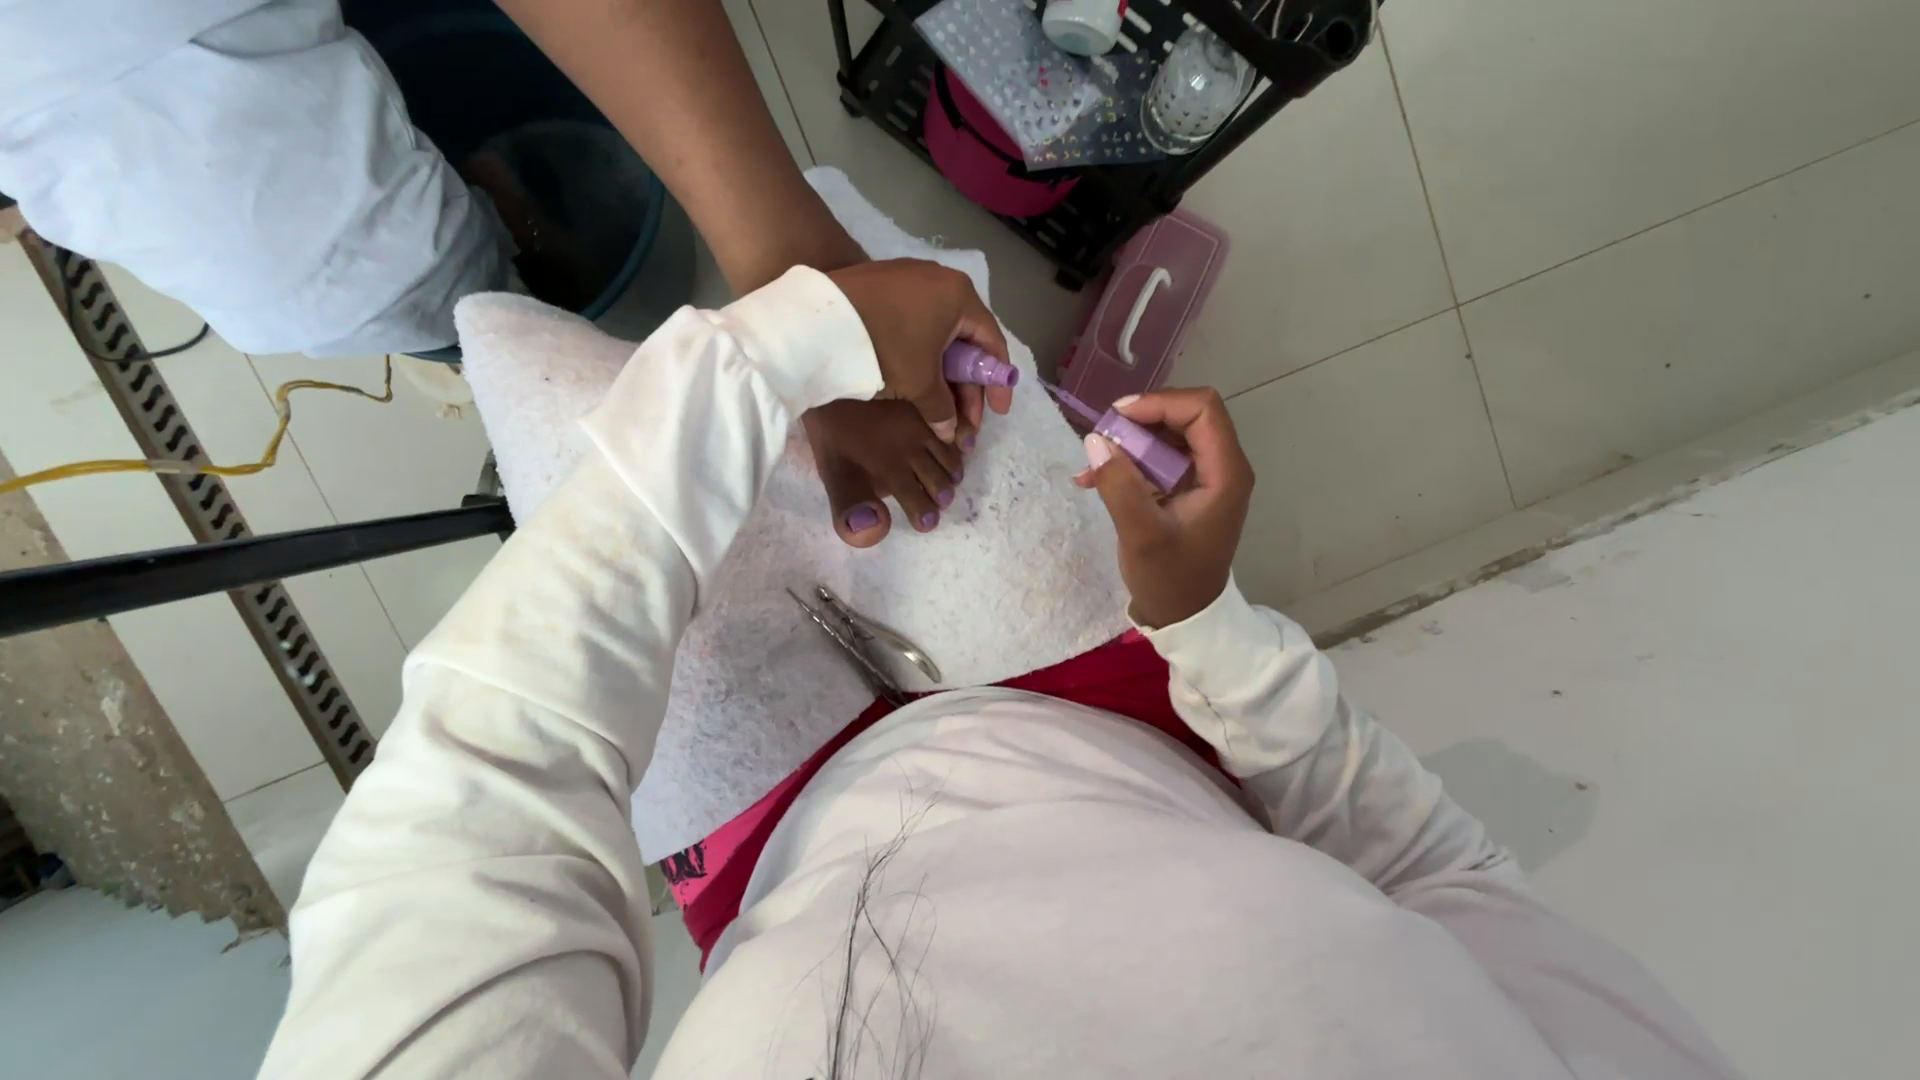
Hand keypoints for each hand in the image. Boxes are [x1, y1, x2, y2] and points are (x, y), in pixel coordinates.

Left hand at [826, 259, 1009, 442]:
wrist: (817, 320)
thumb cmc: (883, 347)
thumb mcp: (919, 383)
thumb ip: (943, 409)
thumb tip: (951, 432)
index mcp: (960, 296)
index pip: (992, 344)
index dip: (997, 383)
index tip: (997, 411)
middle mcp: (941, 279)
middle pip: (966, 340)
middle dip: (967, 384)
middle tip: (965, 419)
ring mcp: (909, 278)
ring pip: (939, 333)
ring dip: (943, 372)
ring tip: (940, 405)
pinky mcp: (883, 285)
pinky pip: (915, 323)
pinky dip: (921, 352)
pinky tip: (917, 377)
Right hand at [1073, 388, 1254, 627]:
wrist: (1183, 618)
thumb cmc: (1171, 580)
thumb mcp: (1141, 535)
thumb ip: (1119, 485)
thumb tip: (1094, 440)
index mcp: (1225, 473)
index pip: (1202, 409)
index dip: (1159, 404)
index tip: (1117, 419)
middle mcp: (1221, 467)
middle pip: (1184, 416)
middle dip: (1140, 422)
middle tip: (1100, 440)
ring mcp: (1203, 478)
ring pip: (1167, 435)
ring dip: (1129, 443)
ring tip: (1092, 465)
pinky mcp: (1185, 489)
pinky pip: (1158, 459)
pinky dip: (1128, 462)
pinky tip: (1094, 479)